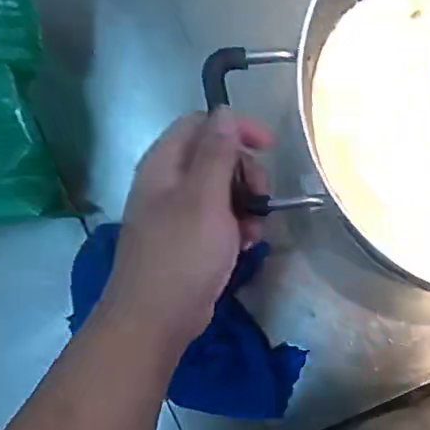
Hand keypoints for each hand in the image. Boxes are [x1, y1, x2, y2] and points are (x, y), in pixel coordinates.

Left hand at [101, 110, 275, 347]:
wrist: (158, 316)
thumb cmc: (182, 254)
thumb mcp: (206, 198)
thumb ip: (218, 154)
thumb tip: (225, 113)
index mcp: (165, 164)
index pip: (201, 124)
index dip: (237, 129)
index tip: (271, 147)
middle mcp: (169, 183)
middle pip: (217, 156)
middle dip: (247, 172)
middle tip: (260, 198)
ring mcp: (179, 212)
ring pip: (224, 190)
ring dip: (248, 204)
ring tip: (254, 230)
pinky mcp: (191, 239)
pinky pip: (223, 219)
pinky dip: (240, 227)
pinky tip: (247, 246)